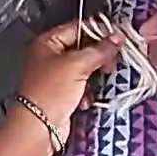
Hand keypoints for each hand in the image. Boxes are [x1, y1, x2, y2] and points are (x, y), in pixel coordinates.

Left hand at [16, 17, 121, 131]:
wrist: (39, 127)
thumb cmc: (49, 93)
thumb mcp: (77, 64)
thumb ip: (100, 49)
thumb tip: (116, 38)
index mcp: (47, 43)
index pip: (78, 28)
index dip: (98, 32)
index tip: (117, 38)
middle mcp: (49, 57)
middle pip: (82, 48)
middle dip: (98, 56)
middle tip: (110, 61)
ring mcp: (56, 77)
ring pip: (84, 69)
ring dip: (94, 76)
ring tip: (99, 80)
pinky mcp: (62, 94)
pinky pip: (82, 87)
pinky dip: (87, 91)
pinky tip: (87, 98)